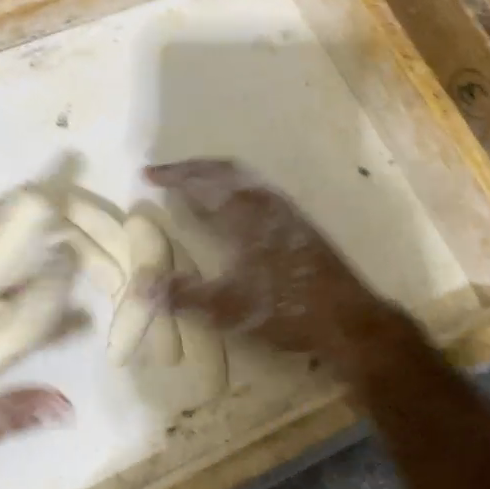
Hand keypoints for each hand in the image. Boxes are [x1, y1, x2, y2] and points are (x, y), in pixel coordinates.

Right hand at [146, 159, 393, 369]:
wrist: (349, 320)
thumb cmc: (287, 310)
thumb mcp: (228, 309)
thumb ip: (183, 295)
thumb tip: (140, 283)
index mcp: (245, 215)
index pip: (202, 183)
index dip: (173, 176)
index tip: (147, 176)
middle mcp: (266, 203)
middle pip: (224, 171)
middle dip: (193, 168)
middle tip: (168, 174)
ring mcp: (286, 211)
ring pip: (244, 179)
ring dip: (215, 176)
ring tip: (195, 186)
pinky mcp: (299, 223)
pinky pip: (257, 191)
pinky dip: (234, 189)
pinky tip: (232, 211)